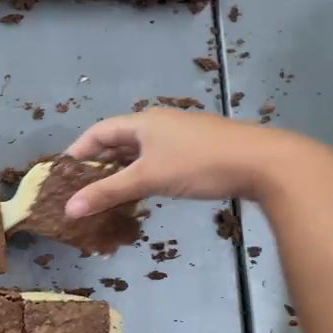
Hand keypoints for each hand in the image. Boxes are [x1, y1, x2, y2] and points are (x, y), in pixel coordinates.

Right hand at [63, 109, 329, 217]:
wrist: (270, 163)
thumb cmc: (200, 164)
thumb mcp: (147, 179)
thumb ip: (106, 193)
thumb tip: (67, 210)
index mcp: (144, 122)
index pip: (98, 132)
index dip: (77, 152)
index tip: (63, 175)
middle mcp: (161, 123)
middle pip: (118, 141)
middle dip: (98, 164)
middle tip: (82, 188)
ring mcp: (183, 135)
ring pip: (140, 152)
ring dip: (121, 171)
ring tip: (108, 194)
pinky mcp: (201, 149)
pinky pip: (160, 159)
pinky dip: (144, 174)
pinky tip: (144, 192)